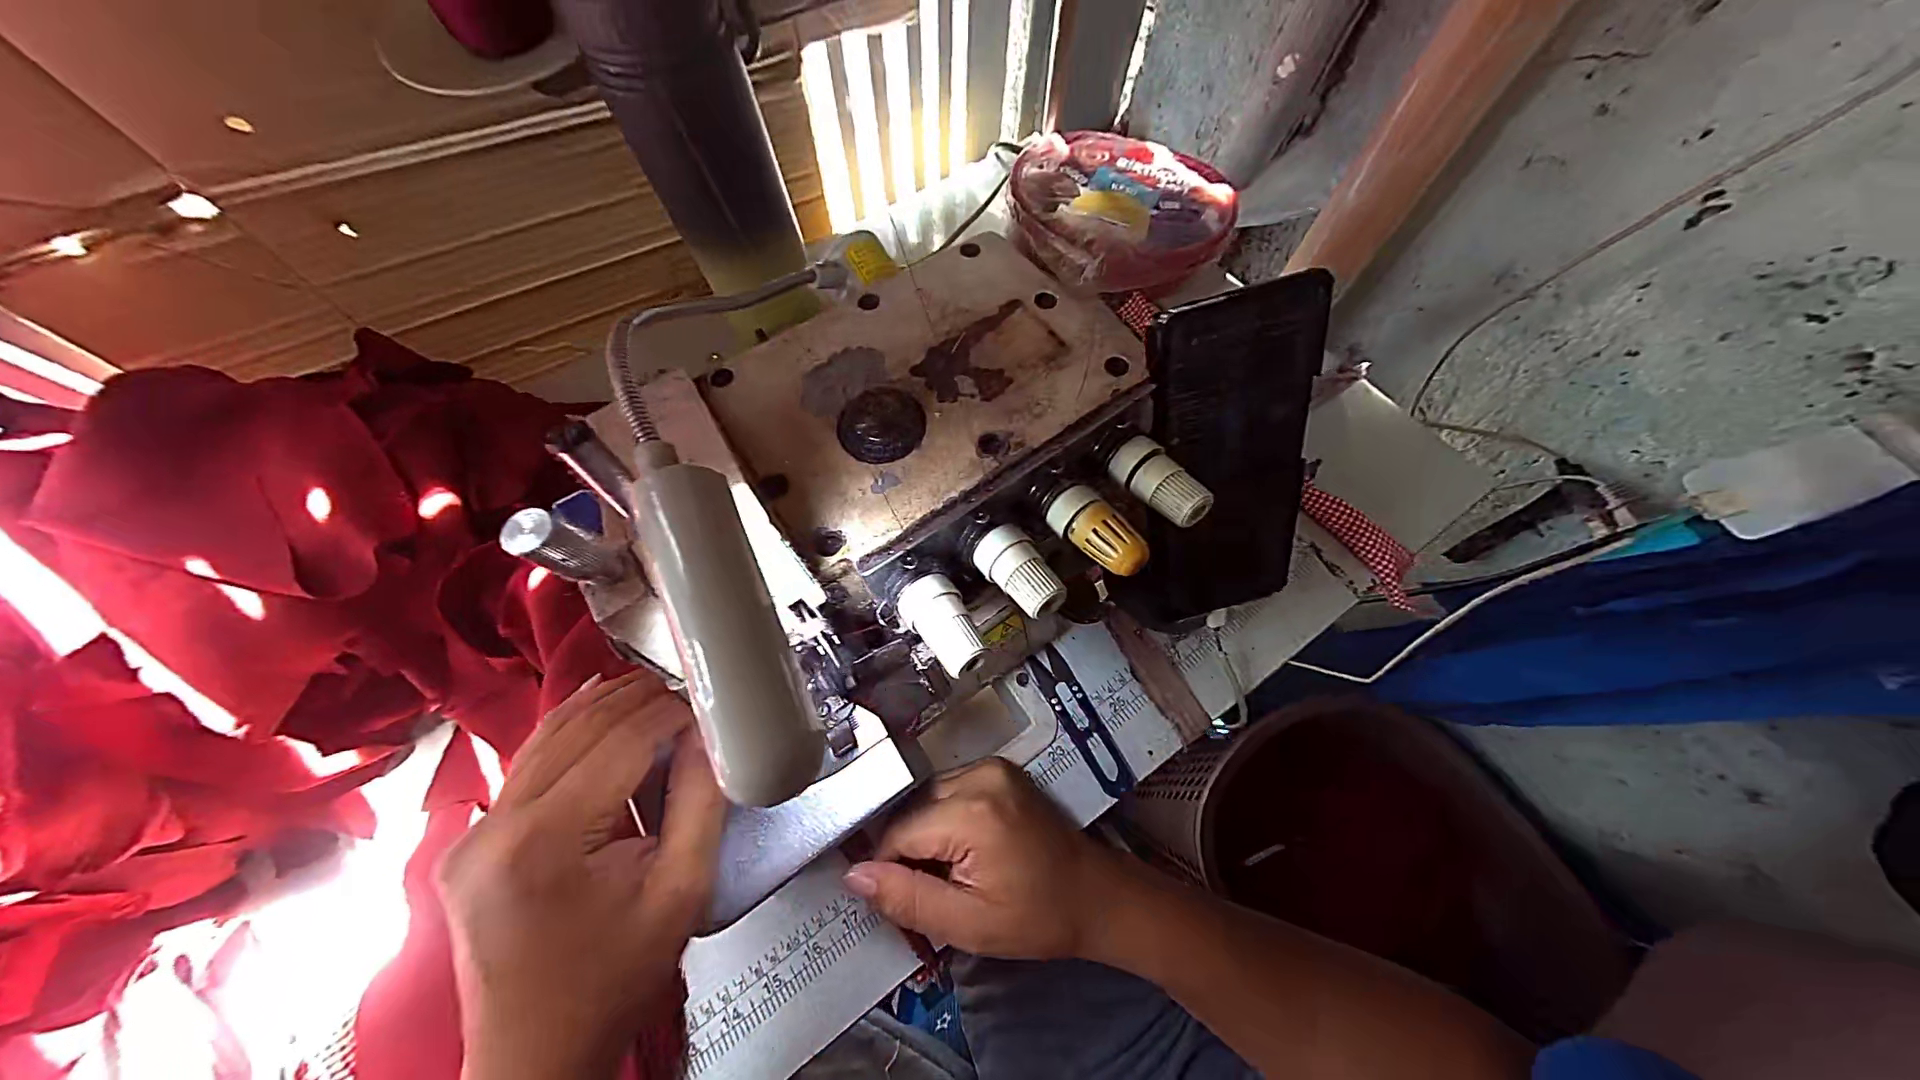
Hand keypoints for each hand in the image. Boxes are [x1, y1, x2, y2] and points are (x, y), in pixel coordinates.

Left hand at [437, 670, 725, 1079]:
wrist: (538, 1053)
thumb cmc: (615, 980)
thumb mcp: (681, 889)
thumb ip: (700, 801)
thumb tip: (706, 737)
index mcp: (543, 842)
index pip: (619, 742)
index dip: (668, 713)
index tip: (704, 704)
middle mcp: (493, 828)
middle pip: (578, 729)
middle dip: (637, 700)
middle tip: (686, 692)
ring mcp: (473, 835)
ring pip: (546, 737)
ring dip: (603, 707)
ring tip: (653, 692)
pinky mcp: (473, 842)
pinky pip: (528, 764)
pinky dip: (570, 731)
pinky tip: (598, 710)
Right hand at [843, 757, 1122, 960]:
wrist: (1093, 894)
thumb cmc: (1037, 917)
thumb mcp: (968, 924)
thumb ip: (907, 898)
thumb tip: (854, 875)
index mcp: (972, 813)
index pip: (898, 833)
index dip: (891, 868)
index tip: (904, 896)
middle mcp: (979, 776)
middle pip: (911, 810)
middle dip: (909, 849)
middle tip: (935, 885)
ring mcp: (991, 767)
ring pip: (926, 798)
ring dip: (925, 831)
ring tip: (953, 867)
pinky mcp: (997, 768)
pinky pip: (947, 789)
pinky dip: (943, 816)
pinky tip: (965, 845)